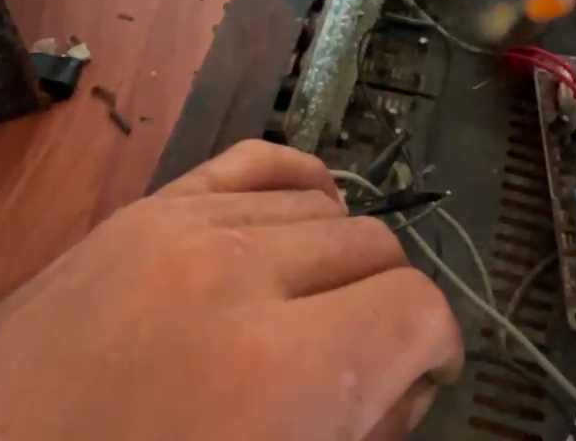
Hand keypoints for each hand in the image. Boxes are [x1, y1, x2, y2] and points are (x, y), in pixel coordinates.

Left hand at [0, 140, 462, 440]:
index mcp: (276, 373)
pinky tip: (296, 225)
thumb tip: (399, 380)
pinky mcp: (141, 209)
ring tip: (311, 311)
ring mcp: (180, 225)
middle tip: (354, 372)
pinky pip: (257, 161)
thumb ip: (356, 432)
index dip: (434, 351)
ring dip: (338, 260)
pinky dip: (297, 188)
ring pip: (325, 202)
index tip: (414, 384)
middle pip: (376, 245)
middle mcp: (237, 274)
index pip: (416, 308)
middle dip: (385, 310)